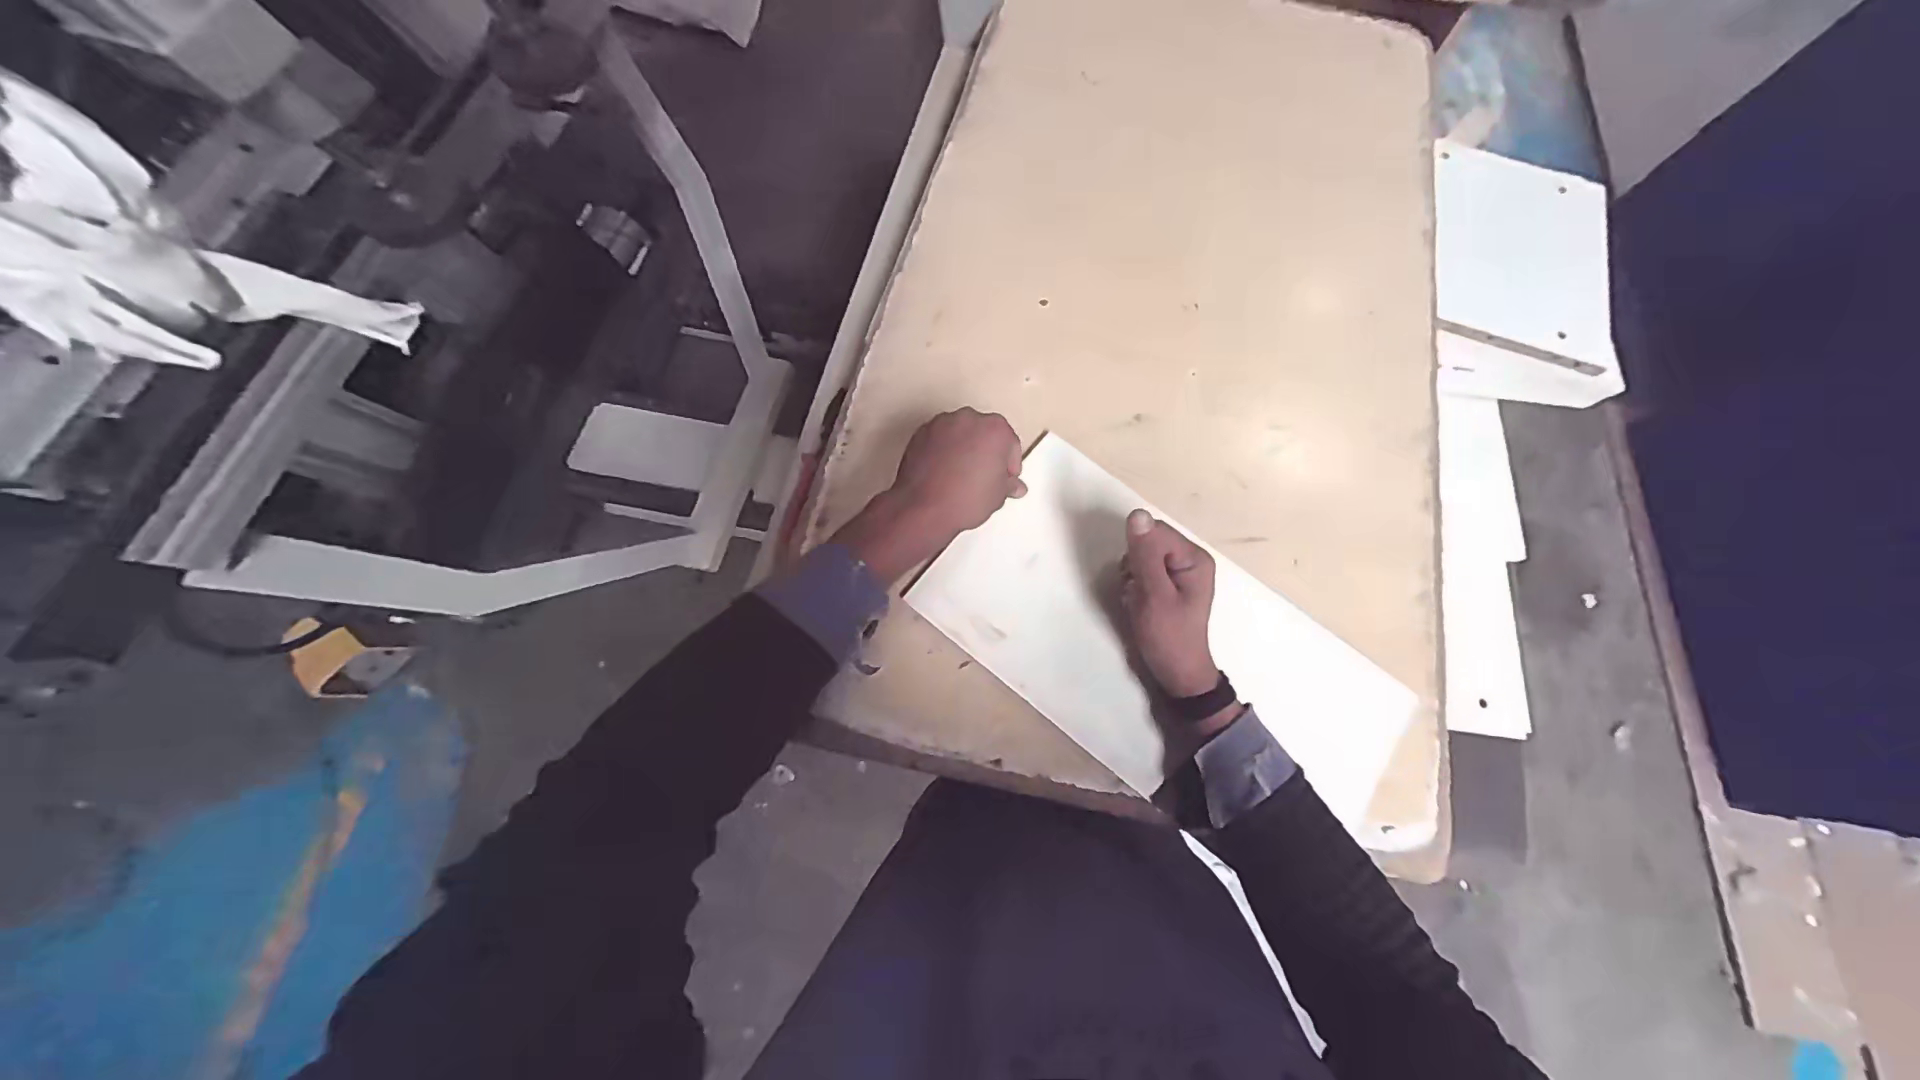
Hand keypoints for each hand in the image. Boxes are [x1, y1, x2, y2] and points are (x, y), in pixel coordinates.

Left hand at [833, 408, 1025, 583]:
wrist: (923, 508)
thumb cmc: (960, 499)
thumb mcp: (998, 495)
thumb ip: (1008, 484)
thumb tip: (1010, 485)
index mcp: (996, 429)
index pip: (1010, 443)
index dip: (1009, 463)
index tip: (1006, 476)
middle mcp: (969, 419)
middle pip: (985, 433)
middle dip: (987, 452)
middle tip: (986, 476)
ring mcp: (943, 423)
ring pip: (960, 433)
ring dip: (964, 449)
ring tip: (962, 476)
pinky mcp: (922, 432)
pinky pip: (939, 439)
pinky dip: (943, 450)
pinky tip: (944, 472)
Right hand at [1121, 509, 1238, 733]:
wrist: (1175, 674)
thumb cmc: (1168, 637)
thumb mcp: (1154, 595)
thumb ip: (1145, 555)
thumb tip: (1136, 514)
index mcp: (1194, 558)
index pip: (1154, 532)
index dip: (1137, 553)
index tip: (1138, 581)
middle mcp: (1188, 559)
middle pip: (1147, 542)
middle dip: (1133, 565)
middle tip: (1137, 593)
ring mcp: (1177, 572)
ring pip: (1139, 556)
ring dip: (1130, 576)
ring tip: (1137, 601)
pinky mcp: (1165, 584)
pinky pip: (1140, 570)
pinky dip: (1132, 585)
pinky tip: (1137, 603)